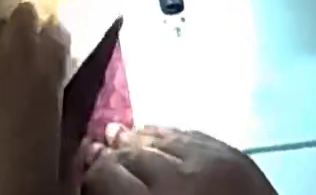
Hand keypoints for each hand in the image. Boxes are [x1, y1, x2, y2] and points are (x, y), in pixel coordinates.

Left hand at [0, 3, 71, 194]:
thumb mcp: (58, 169)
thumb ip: (63, 131)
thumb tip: (63, 112)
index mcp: (42, 86)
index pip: (57, 37)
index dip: (57, 39)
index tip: (56, 47)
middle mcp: (4, 68)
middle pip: (19, 19)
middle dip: (26, 26)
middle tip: (26, 45)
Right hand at [83, 128, 275, 194]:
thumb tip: (96, 183)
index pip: (106, 177)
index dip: (92, 173)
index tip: (83, 173)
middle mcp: (178, 179)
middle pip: (128, 152)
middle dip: (109, 154)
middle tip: (93, 152)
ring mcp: (207, 161)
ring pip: (155, 136)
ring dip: (134, 138)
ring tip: (118, 137)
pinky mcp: (232, 154)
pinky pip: (185, 133)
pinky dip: (165, 135)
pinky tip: (155, 136)